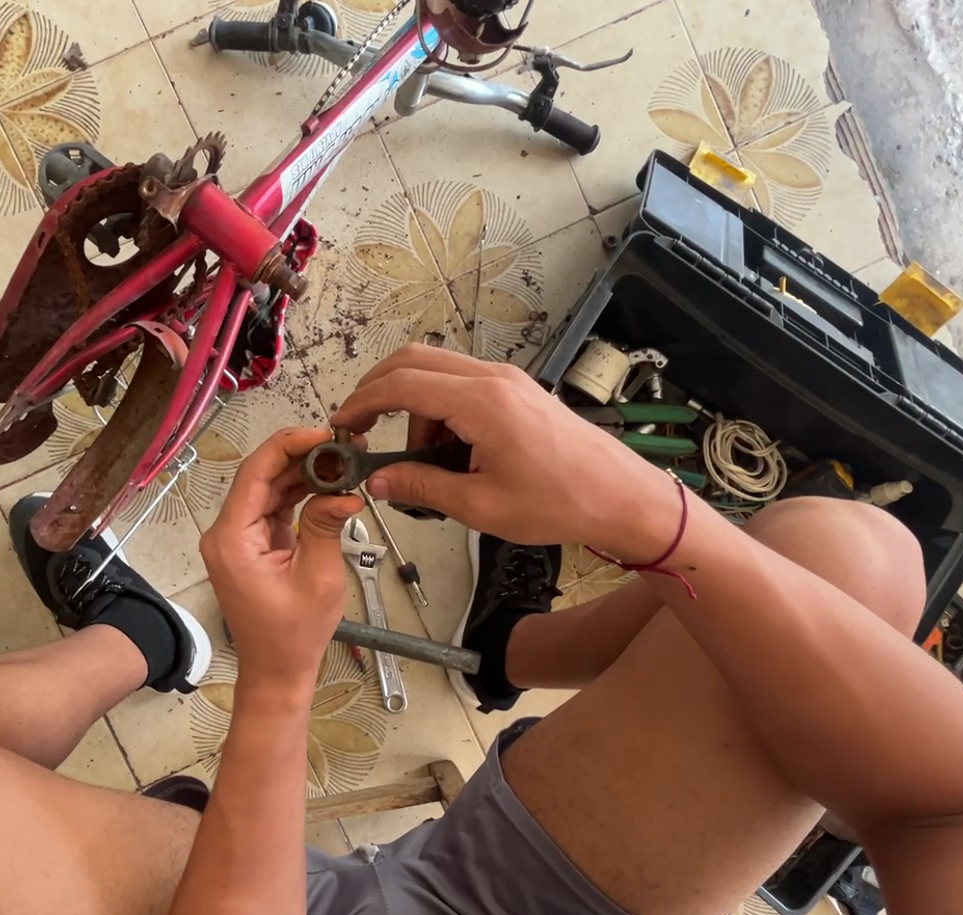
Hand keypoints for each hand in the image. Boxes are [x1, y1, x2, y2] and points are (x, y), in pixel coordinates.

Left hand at [201, 428, 363, 684]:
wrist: (276, 670)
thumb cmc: (292, 635)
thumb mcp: (319, 577)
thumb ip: (326, 525)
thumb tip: (344, 491)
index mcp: (232, 539)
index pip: (256, 472)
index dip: (290, 445)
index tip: (324, 433)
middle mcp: (226, 533)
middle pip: (261, 476)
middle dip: (302, 456)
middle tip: (342, 445)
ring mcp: (236, 538)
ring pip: (269, 489)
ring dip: (303, 473)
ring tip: (342, 460)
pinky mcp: (250, 545)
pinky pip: (272, 507)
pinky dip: (298, 495)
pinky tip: (327, 483)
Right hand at [330, 344, 685, 562]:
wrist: (620, 496)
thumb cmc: (559, 502)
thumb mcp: (481, 505)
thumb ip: (422, 487)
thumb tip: (378, 480)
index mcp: (482, 402)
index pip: (403, 384)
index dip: (363, 402)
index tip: (341, 425)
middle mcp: (492, 378)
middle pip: (415, 360)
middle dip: (378, 390)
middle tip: (360, 426)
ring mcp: (506, 380)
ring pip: (437, 373)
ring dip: (415, 409)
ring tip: (425, 463)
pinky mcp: (515, 391)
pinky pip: (462, 387)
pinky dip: (440, 412)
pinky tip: (451, 454)